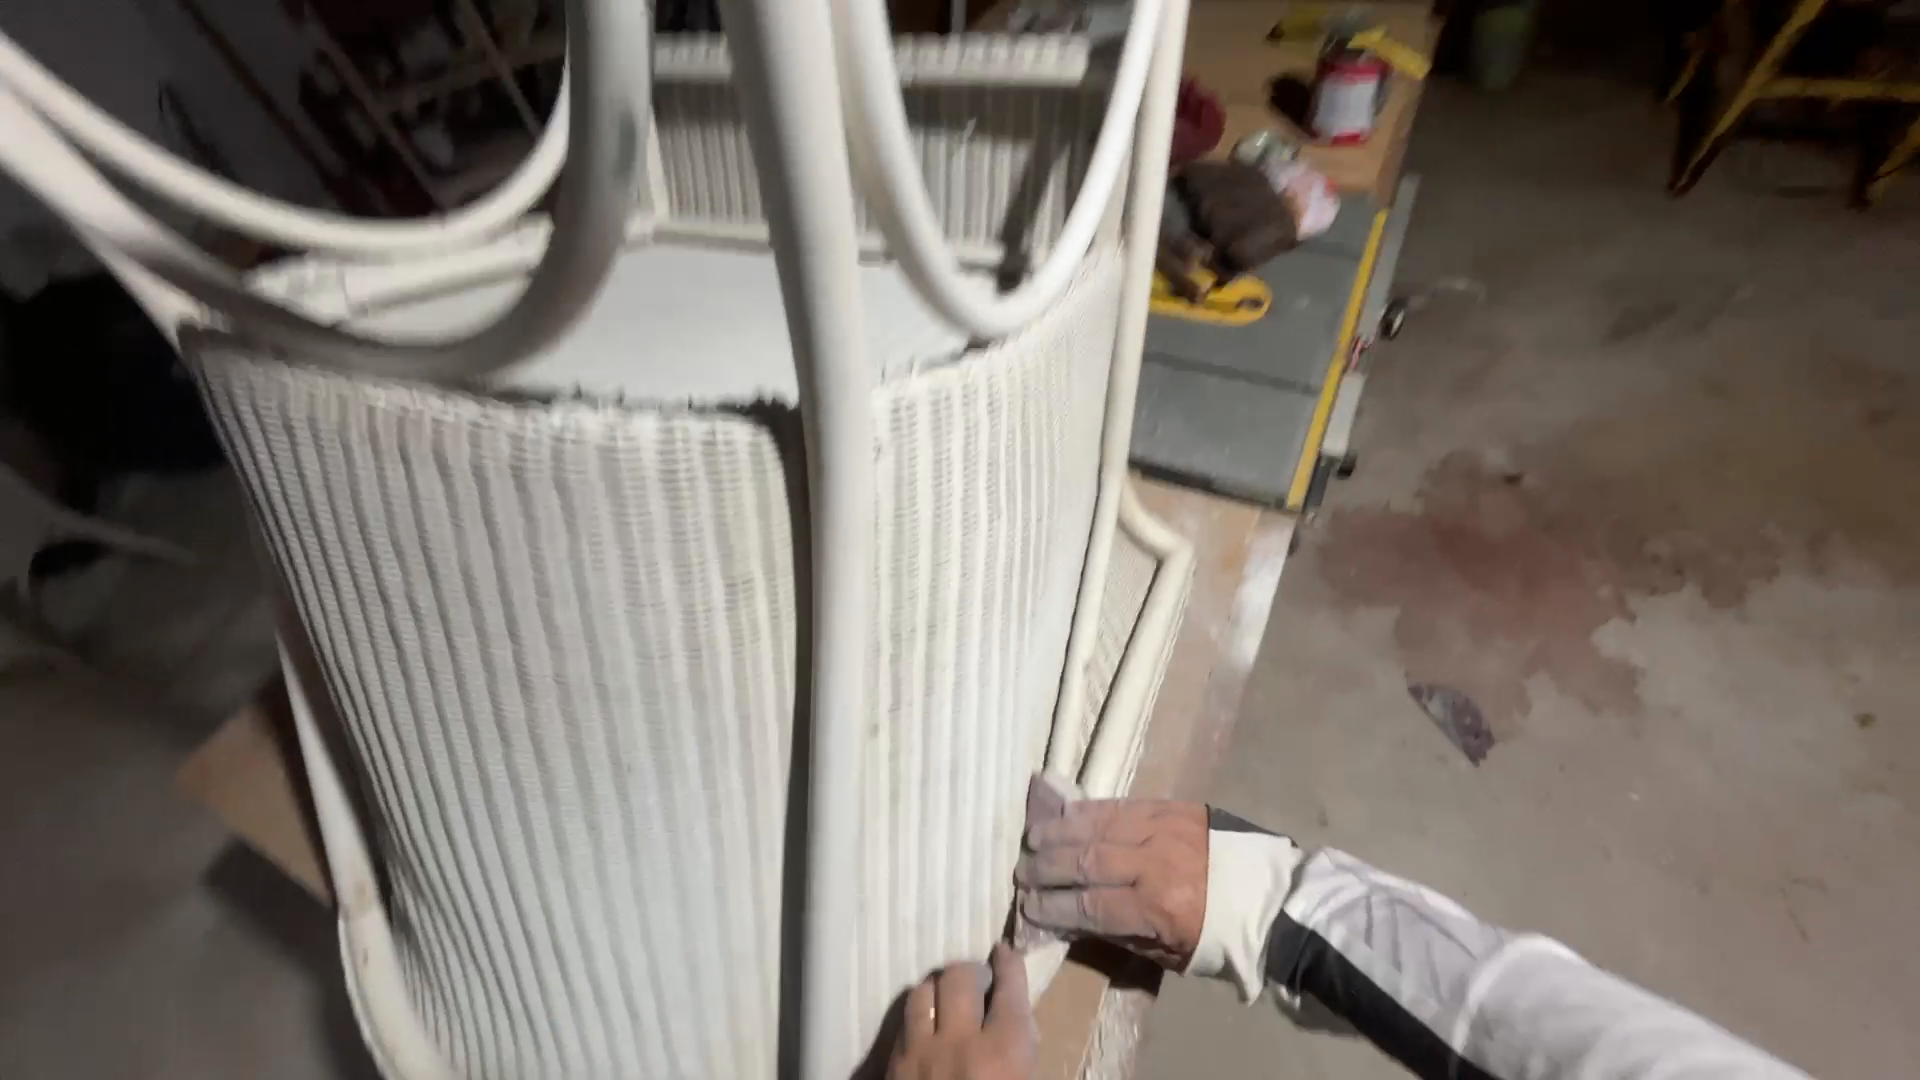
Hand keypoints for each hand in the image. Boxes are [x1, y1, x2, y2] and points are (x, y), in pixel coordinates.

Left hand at [889, 944, 1035, 1079]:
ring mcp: (921, 1055)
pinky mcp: (893, 1068)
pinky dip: (916, 1018)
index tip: (1005, 951)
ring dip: (936, 991)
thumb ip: (1021, 1048)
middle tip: (976, 981)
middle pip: (959, 978)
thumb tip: (1018, 1018)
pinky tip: (923, 1025)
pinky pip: (902, 1024)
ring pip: (923, 992)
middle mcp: (960, 1044)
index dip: (1009, 965)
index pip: (1009, 991)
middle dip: (970, 974)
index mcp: (1002, 1054)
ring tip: (944, 997)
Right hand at [1014, 799, 1207, 969]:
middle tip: (1021, 871)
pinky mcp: (1167, 806)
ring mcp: (1160, 828)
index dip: (1053, 906)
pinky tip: (1064, 814)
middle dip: (1047, 867)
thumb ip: (1121, 934)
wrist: (1271, 898)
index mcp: (1158, 908)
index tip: (1027, 906)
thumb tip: (1072, 920)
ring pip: (1097, 825)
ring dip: (1059, 831)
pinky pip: (1117, 804)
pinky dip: (1086, 810)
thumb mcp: (1171, 954)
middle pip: (1086, 860)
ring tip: (1033, 838)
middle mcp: (1153, 863)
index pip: (1090, 905)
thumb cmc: (1219, 936)